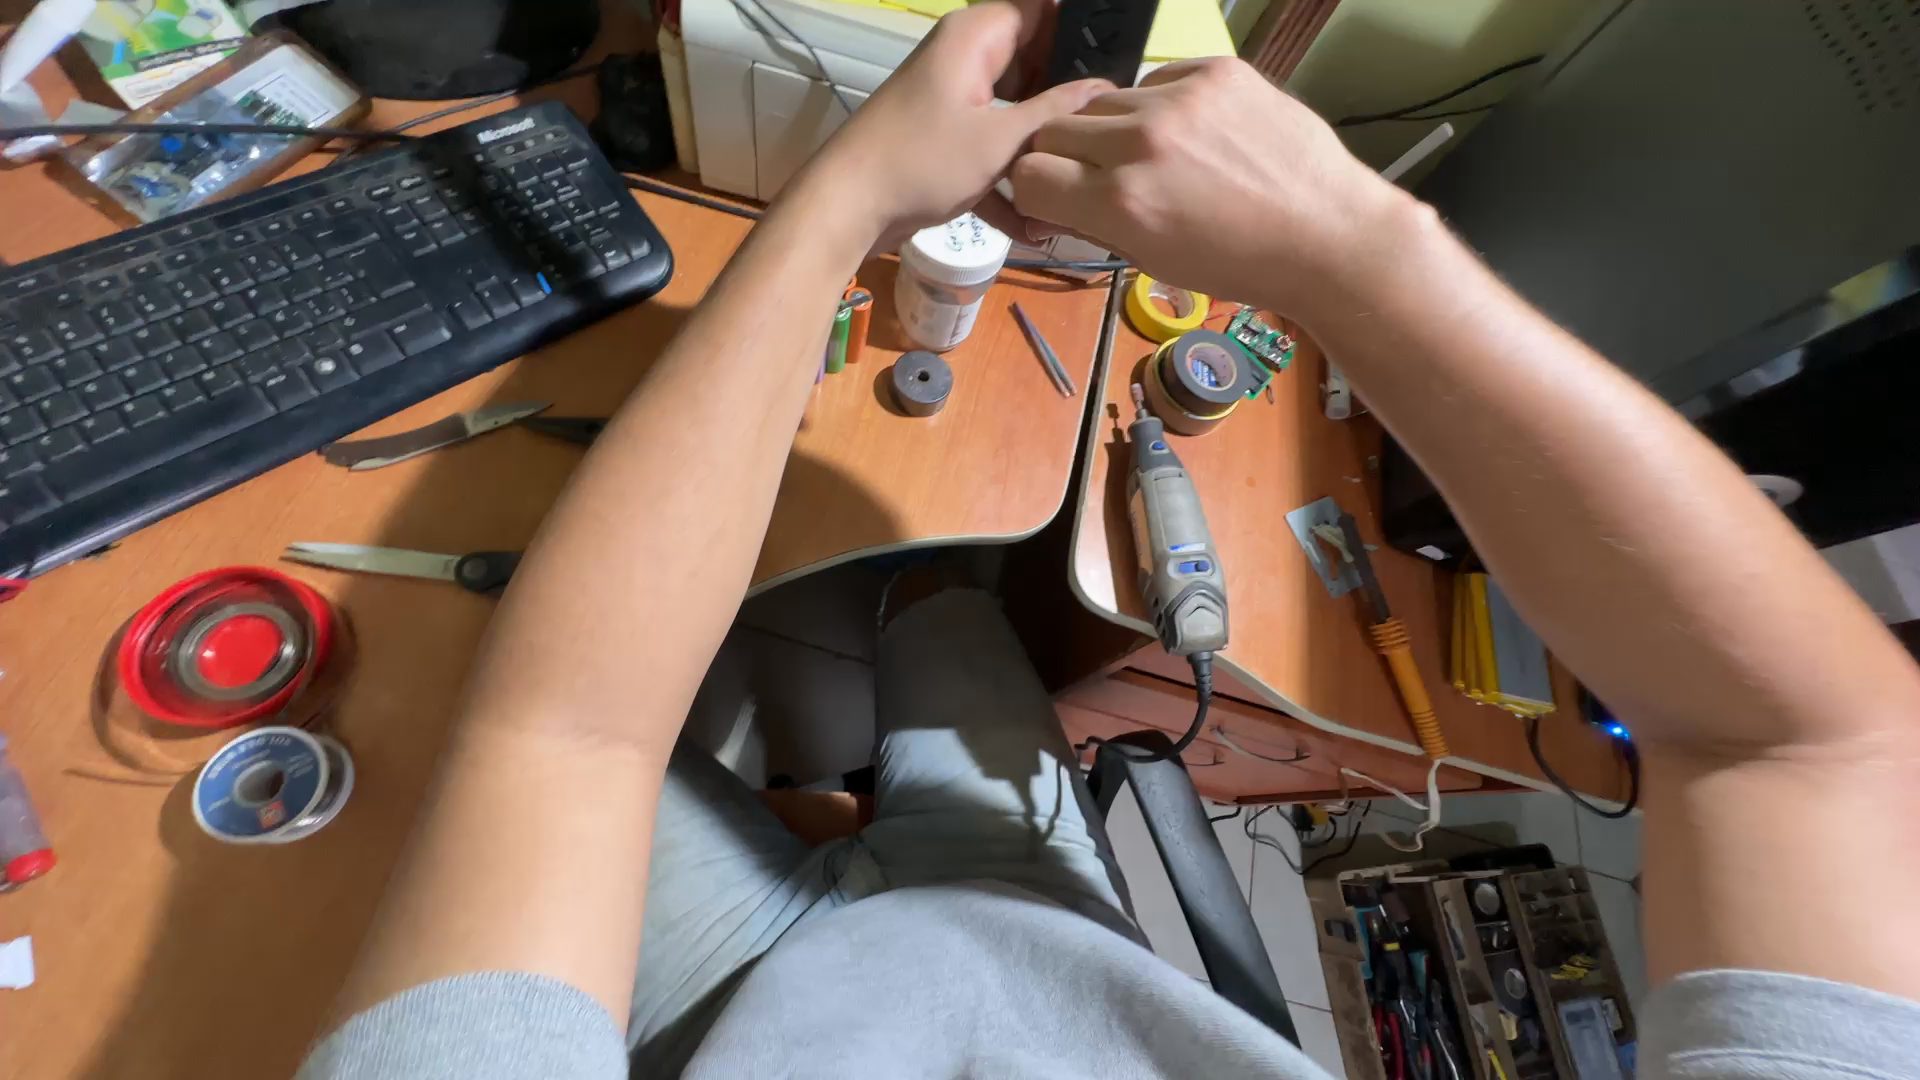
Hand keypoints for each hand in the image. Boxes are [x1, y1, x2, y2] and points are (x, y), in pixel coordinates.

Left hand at [794, 1, 1110, 247]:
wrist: (850, 208)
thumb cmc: (923, 162)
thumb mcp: (998, 139)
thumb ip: (1053, 113)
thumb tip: (1103, 90)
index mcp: (976, 37)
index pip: (1041, 9)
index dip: (1080, 32)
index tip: (1116, 63)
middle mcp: (964, 61)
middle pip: (1030, 67)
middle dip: (1064, 103)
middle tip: (1105, 133)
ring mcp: (951, 105)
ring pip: (1010, 117)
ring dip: (1037, 155)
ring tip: (1076, 185)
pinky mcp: (942, 146)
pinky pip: (987, 155)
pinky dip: (1006, 187)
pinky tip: (1034, 228)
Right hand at [1010, 57, 1417, 320]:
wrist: (1322, 234)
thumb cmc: (1232, 264)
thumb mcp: (1148, 260)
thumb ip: (1092, 222)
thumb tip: (1055, 197)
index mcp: (1118, 203)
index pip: (1028, 175)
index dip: (1034, 190)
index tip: (1053, 198)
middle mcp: (1140, 141)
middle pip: (1054, 129)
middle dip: (1063, 157)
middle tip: (1095, 178)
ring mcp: (1181, 98)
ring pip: (1103, 101)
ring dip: (1111, 130)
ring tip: (1152, 156)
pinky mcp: (1217, 70)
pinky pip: (1155, 79)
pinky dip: (1156, 105)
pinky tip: (1187, 134)